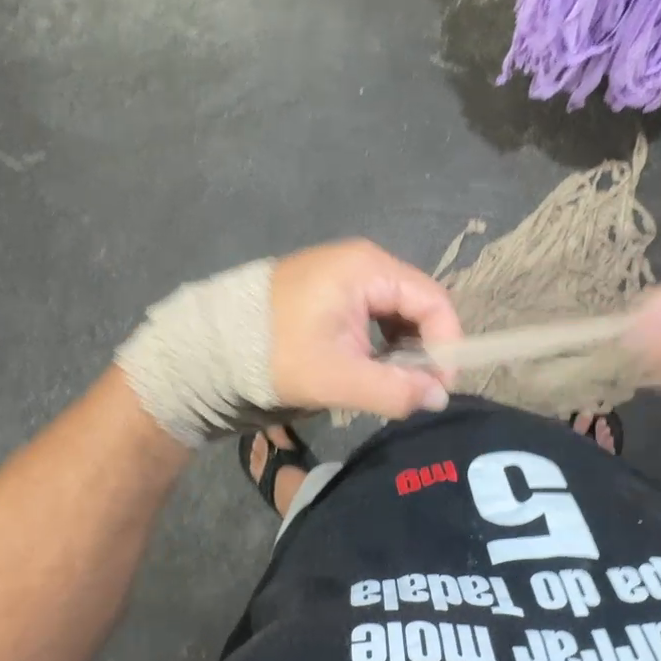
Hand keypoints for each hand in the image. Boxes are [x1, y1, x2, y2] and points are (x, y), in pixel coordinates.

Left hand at [269, 240, 461, 419]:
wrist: (213, 345)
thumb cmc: (276, 354)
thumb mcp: (337, 378)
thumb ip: (393, 390)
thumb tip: (437, 399)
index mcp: (368, 268)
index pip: (433, 301)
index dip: (446, 345)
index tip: (440, 388)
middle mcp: (363, 261)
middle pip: (418, 304)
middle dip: (425, 349)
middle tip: (417, 390)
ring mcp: (346, 272)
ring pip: (398, 311)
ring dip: (403, 348)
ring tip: (393, 384)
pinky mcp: (333, 289)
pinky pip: (375, 313)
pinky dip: (382, 342)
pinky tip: (372, 369)